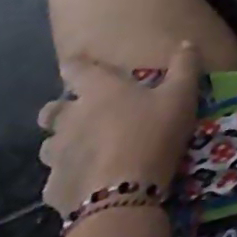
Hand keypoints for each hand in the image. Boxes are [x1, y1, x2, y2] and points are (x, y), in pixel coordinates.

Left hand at [37, 41, 200, 216]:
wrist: (123, 194)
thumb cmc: (152, 134)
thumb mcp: (181, 96)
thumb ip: (185, 67)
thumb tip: (187, 43)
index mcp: (98, 91)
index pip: (75, 68)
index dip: (76, 65)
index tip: (80, 64)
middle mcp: (69, 119)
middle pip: (51, 110)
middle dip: (60, 110)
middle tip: (80, 114)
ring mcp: (57, 156)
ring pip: (49, 146)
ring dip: (62, 145)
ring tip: (84, 151)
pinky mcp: (53, 188)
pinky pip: (56, 180)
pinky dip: (69, 178)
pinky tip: (87, 184)